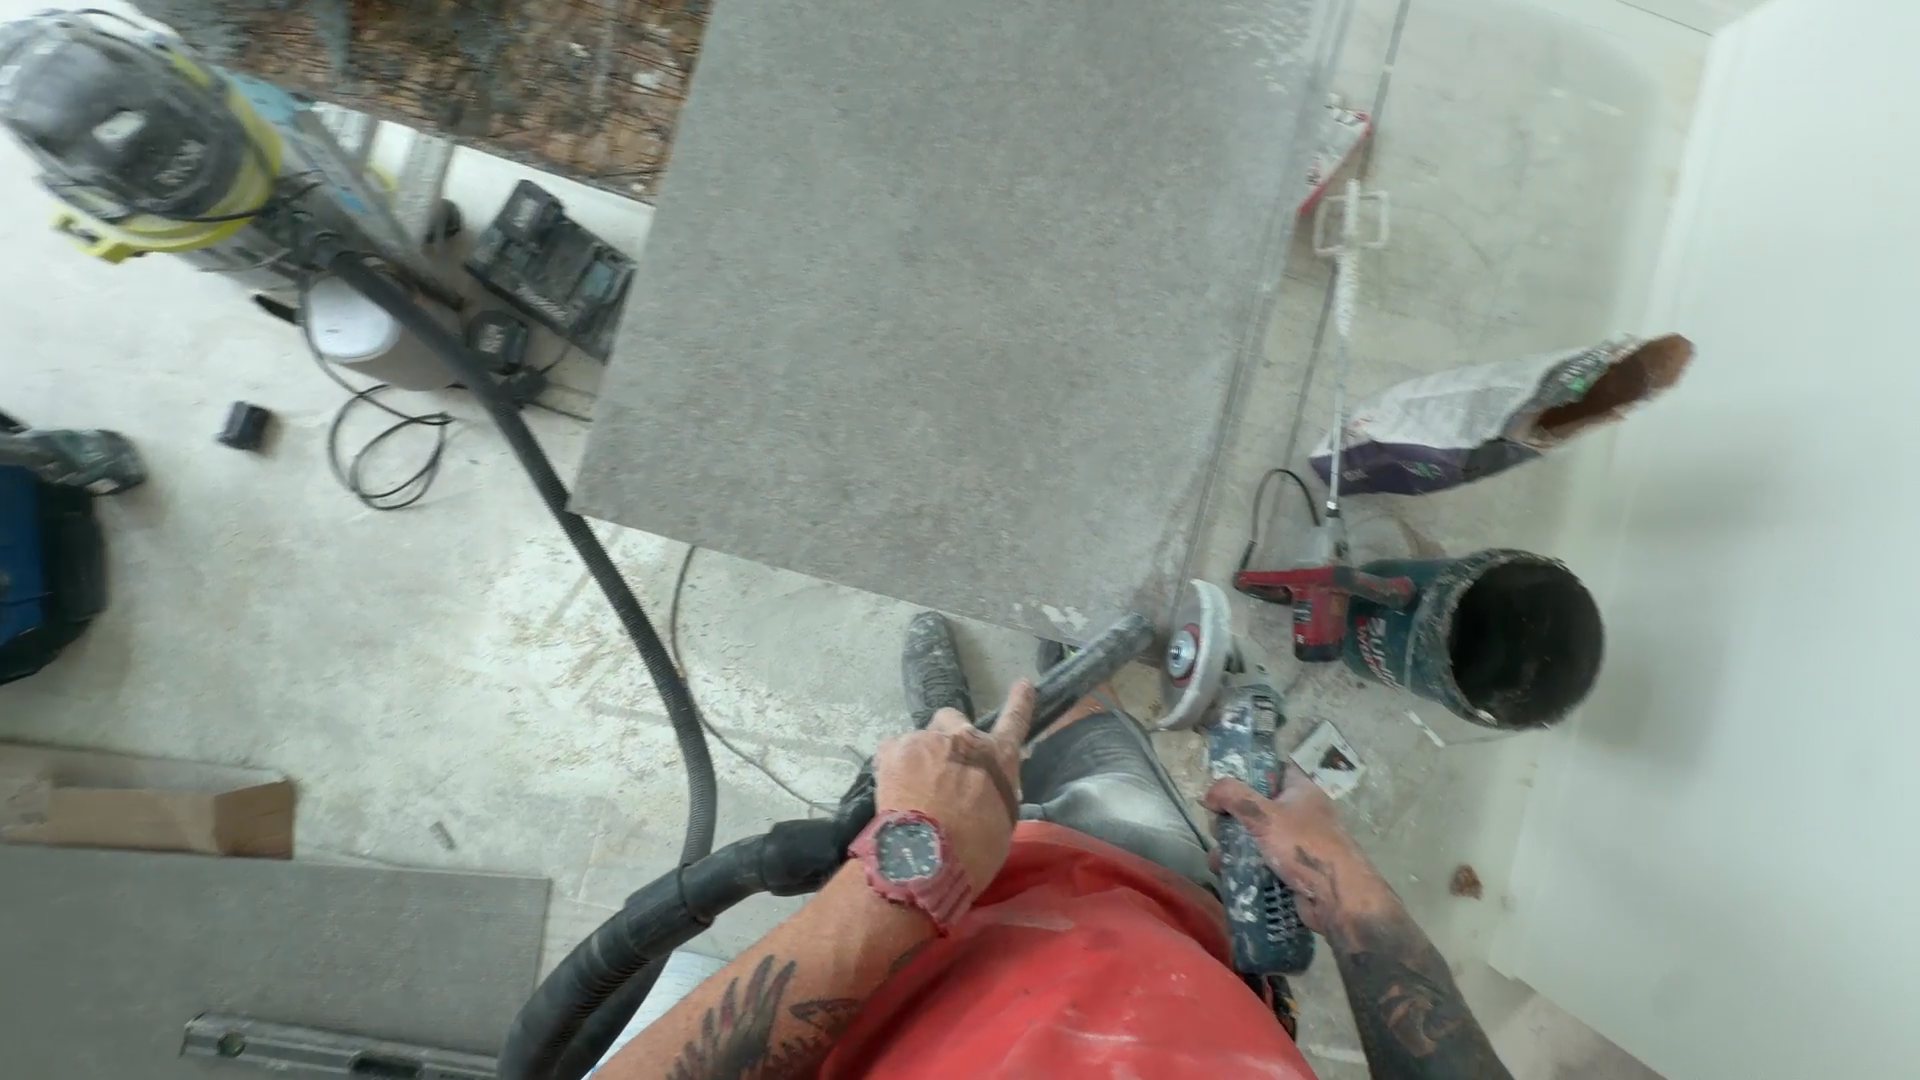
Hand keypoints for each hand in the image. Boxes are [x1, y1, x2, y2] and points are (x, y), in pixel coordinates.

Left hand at [872, 680, 1034, 892]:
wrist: (928, 858)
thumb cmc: (974, 849)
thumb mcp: (1001, 821)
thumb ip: (994, 792)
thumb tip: (983, 788)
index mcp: (997, 757)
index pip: (1015, 721)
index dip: (1019, 702)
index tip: (1023, 684)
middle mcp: (964, 738)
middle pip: (953, 719)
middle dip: (947, 736)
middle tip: (941, 766)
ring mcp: (927, 739)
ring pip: (920, 737)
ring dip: (919, 756)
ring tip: (913, 790)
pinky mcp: (895, 748)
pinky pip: (893, 749)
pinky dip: (893, 765)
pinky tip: (893, 790)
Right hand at [1203, 765, 1396, 933]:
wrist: (1339, 902)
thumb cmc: (1304, 847)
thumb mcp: (1263, 815)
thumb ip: (1231, 796)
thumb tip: (1208, 795)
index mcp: (1301, 790)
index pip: (1271, 768)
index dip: (1246, 772)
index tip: (1223, 784)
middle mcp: (1300, 812)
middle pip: (1256, 804)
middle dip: (1231, 817)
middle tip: (1218, 827)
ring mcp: (1296, 842)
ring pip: (1255, 834)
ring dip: (1233, 844)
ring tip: (1218, 857)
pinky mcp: (1292, 868)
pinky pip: (1260, 859)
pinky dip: (1243, 864)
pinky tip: (1226, 872)